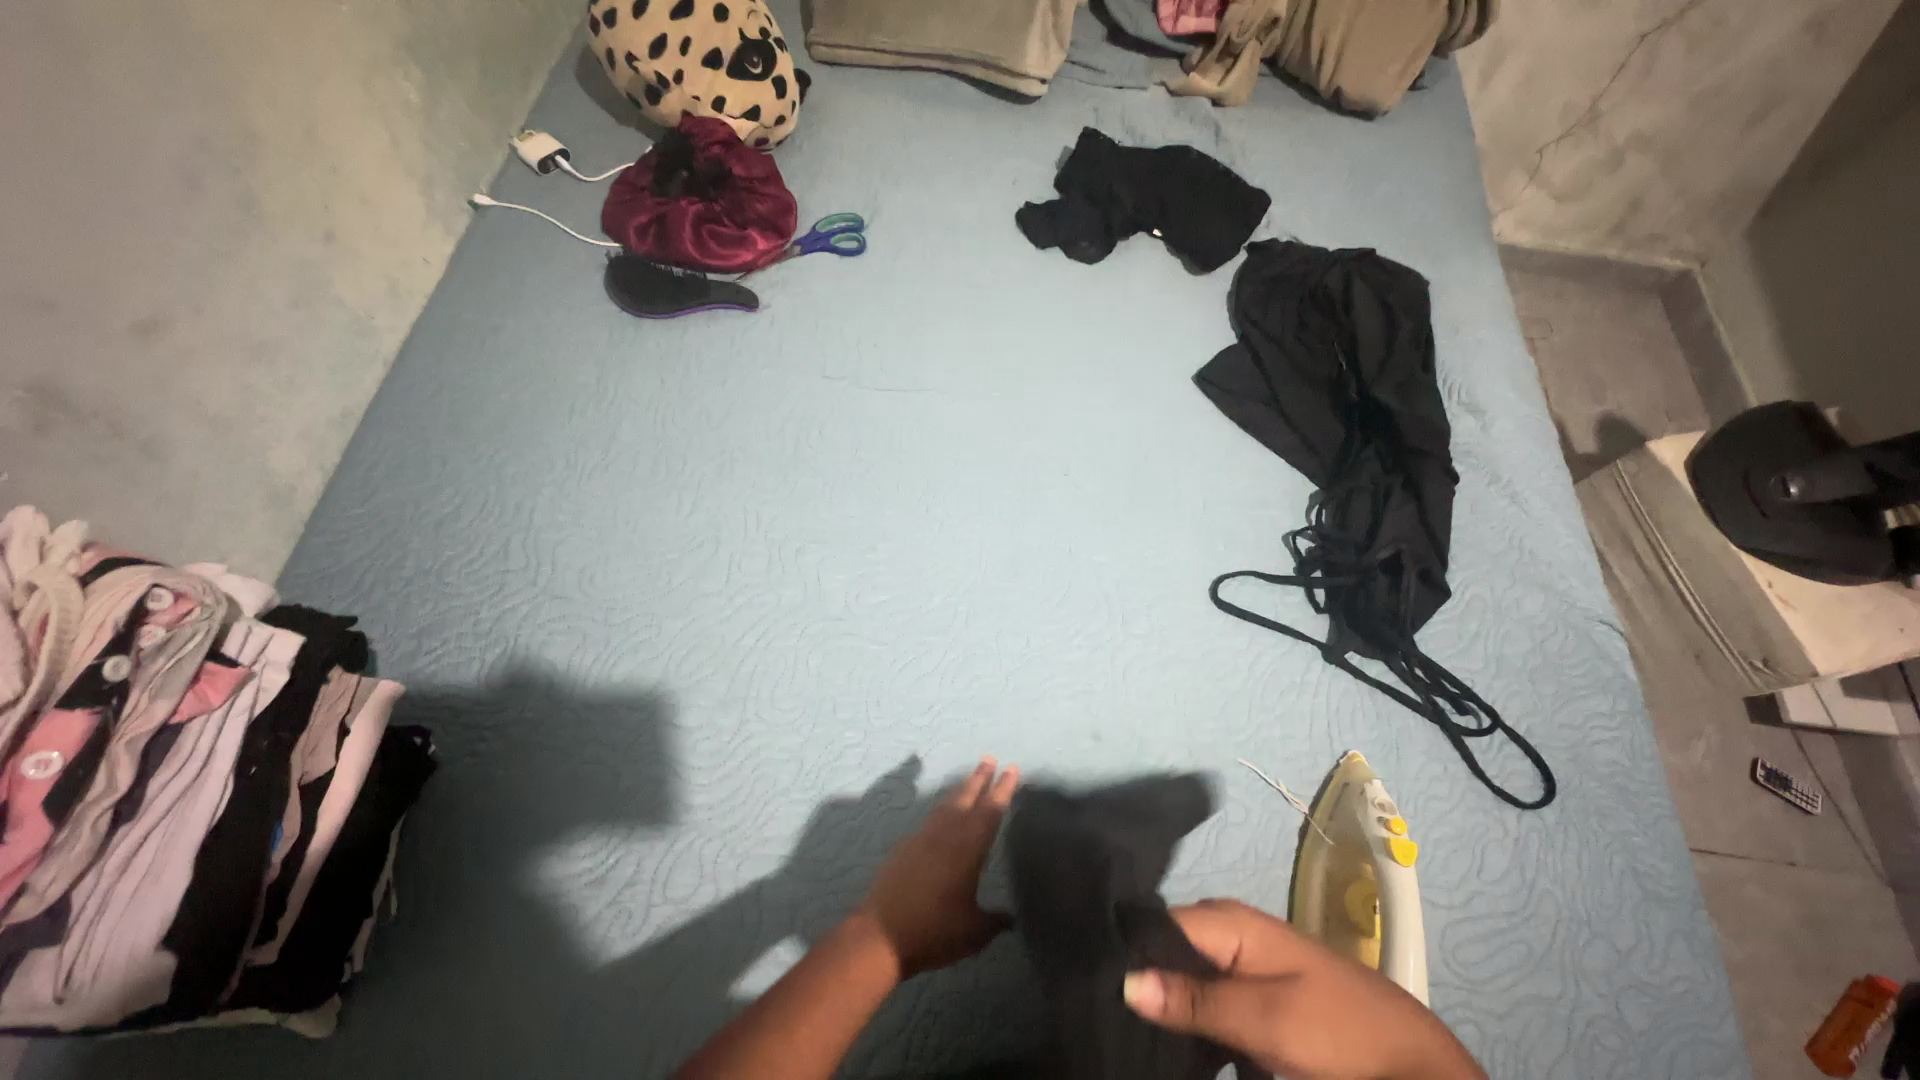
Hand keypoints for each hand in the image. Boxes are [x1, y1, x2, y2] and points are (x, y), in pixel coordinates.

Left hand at [855, 757, 1018, 979]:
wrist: (881, 936)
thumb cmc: (934, 931)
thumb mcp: (974, 932)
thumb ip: (994, 921)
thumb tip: (1009, 918)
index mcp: (968, 849)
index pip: (990, 811)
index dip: (1002, 789)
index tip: (1011, 768)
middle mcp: (944, 836)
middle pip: (965, 798)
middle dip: (979, 778)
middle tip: (989, 758)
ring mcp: (920, 839)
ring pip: (944, 807)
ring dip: (959, 792)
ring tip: (968, 783)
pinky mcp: (903, 849)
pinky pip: (928, 823)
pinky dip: (940, 813)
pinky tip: (941, 820)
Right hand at [1123, 899, 1485, 1079]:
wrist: (1415, 1070)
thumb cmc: (1340, 1033)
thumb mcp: (1267, 1018)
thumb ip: (1197, 1000)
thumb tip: (1125, 980)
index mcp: (1230, 922)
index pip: (1157, 923)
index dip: (1126, 949)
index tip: (1091, 980)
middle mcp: (1229, 934)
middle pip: (1164, 948)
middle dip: (1137, 977)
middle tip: (1101, 1011)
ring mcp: (1240, 968)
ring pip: (1180, 977)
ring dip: (1159, 1004)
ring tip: (1121, 1030)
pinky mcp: (1249, 1001)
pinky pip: (1201, 1001)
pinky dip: (1183, 1021)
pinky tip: (1161, 1042)